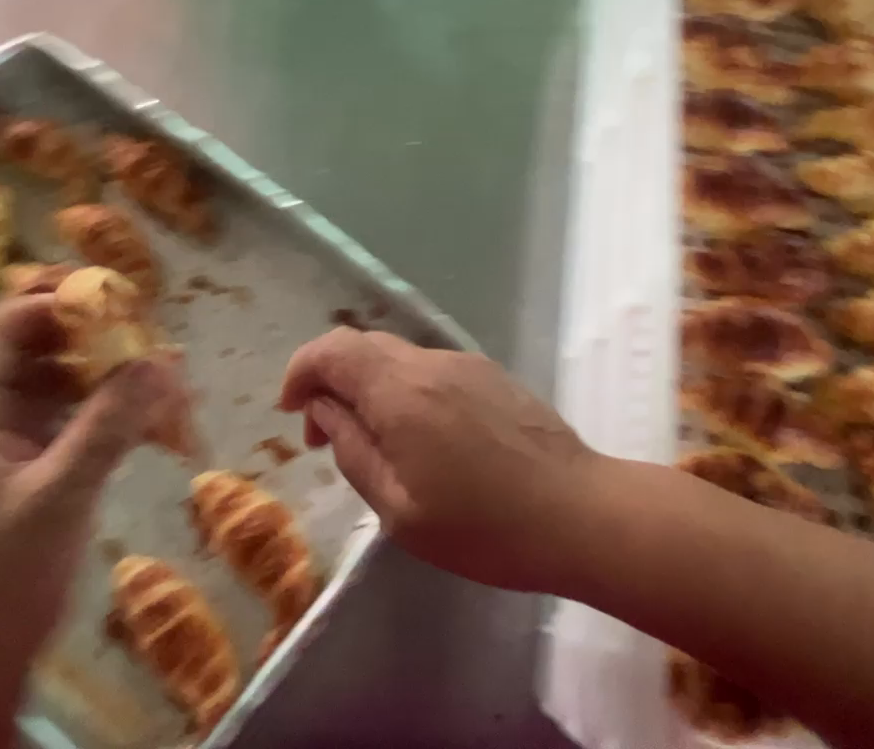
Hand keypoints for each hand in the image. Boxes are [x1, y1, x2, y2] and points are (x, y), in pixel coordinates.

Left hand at [0, 299, 180, 742]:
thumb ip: (107, 426)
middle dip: (86, 334)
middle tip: (143, 330)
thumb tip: (159, 361)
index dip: (45, 306)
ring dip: (106, 372)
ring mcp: (8, 445)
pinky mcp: (34, 468)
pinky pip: (74, 418)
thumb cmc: (2, 578)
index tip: (107, 300)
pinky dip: (111, 409)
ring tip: (160, 370)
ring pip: (56, 382)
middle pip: (27, 350)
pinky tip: (153, 418)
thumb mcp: (58, 497)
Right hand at [277, 327, 599, 591]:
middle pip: (364, 346)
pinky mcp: (494, 376)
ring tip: (376, 444)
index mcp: (402, 391)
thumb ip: (353, 451)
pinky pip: (432, 370)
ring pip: (399, 358)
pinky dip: (406, 390)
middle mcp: (432, 363)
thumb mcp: (398, 509)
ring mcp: (468, 364)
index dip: (301, 371)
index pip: (333, 349)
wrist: (580, 513)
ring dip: (371, 387)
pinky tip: (423, 438)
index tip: (293, 413)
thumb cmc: (483, 526)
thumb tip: (325, 411)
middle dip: (332, 381)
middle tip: (327, 436)